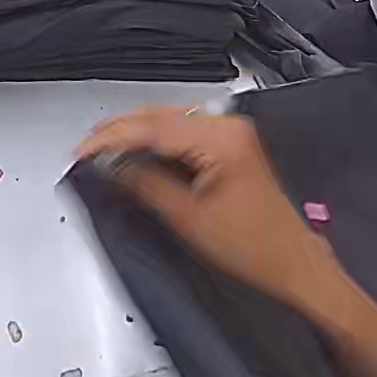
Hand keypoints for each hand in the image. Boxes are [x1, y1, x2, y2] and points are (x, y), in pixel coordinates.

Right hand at [76, 108, 338, 310]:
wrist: (291, 261)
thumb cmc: (256, 247)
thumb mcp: (187, 218)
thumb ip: (144, 184)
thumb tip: (110, 165)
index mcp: (222, 139)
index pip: (153, 127)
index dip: (112, 137)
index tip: (85, 149)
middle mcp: (229, 126)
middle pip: (159, 115)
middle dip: (119, 130)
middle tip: (87, 147)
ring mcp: (231, 131)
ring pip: (168, 119)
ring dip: (134, 132)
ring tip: (103, 149)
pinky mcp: (229, 141)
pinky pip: (182, 130)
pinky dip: (155, 139)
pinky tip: (135, 151)